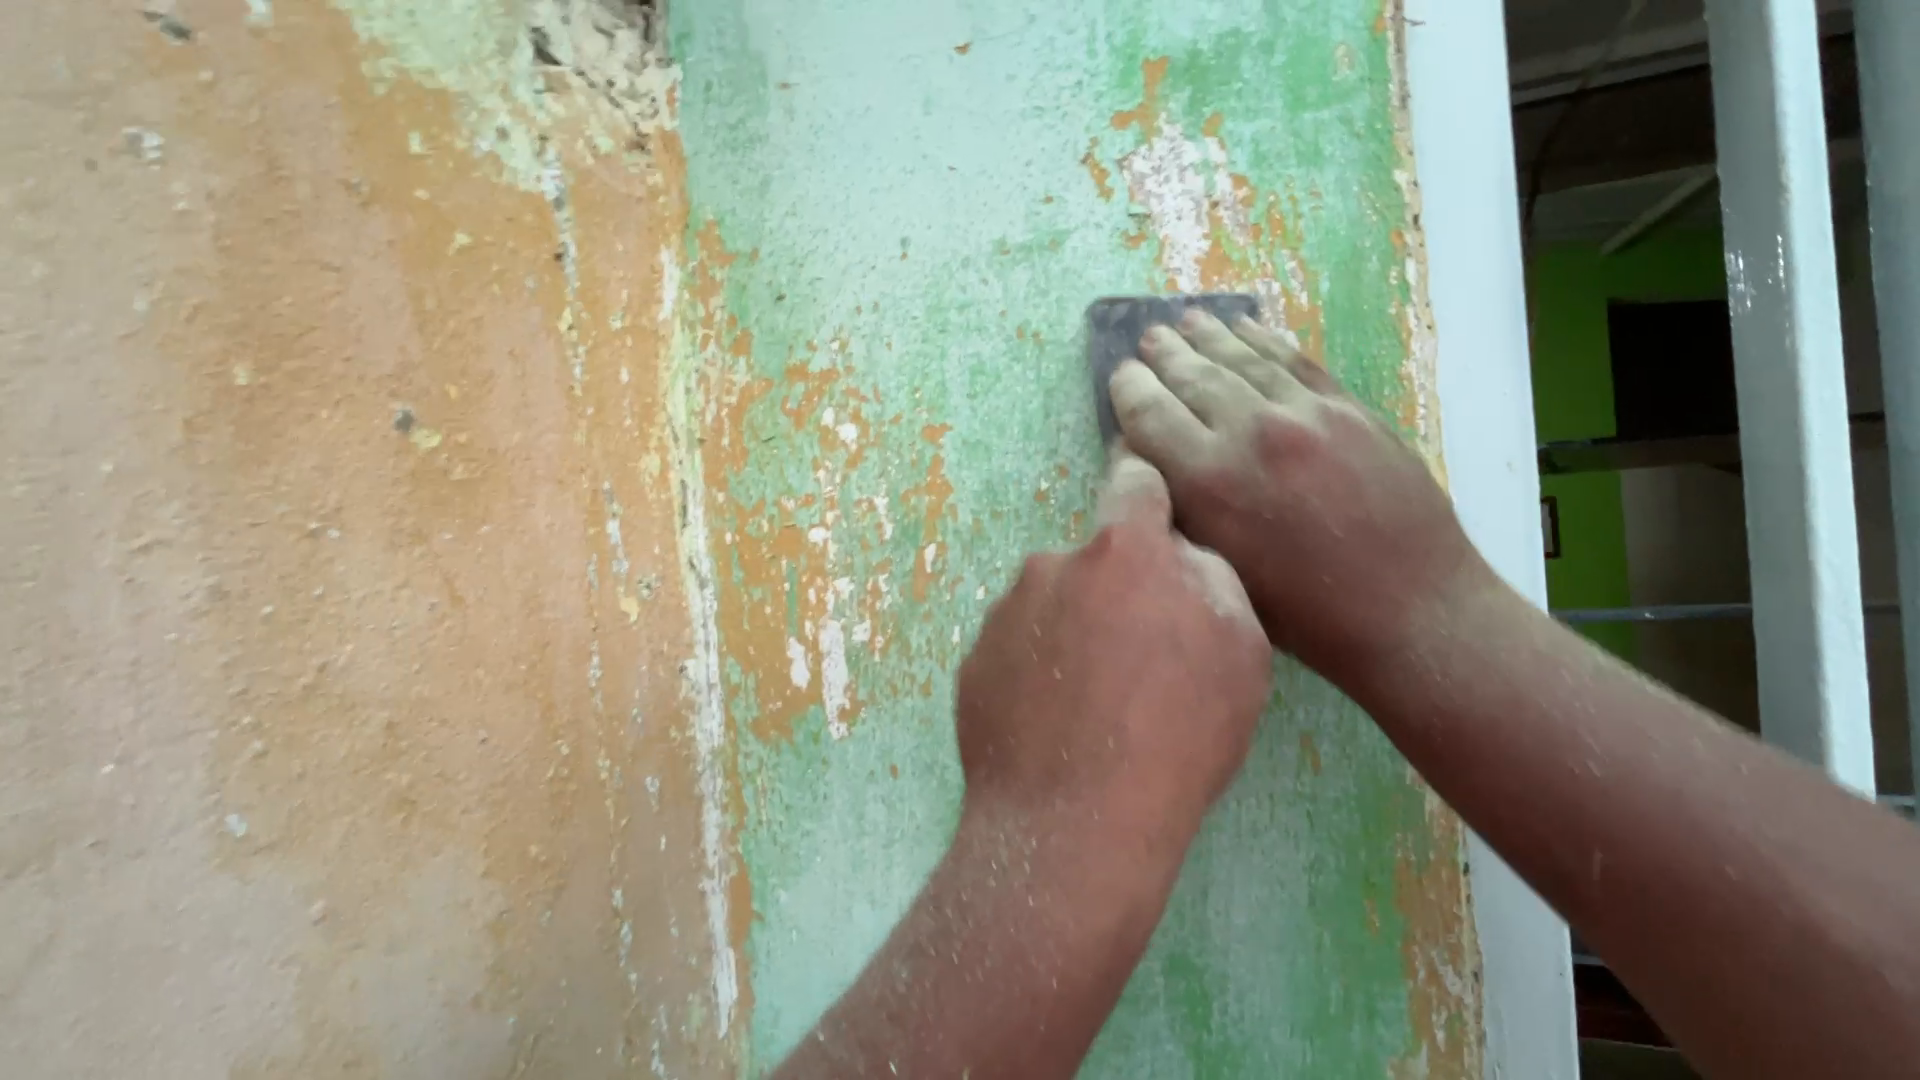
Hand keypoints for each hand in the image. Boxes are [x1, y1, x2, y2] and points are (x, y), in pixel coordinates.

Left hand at [955, 451, 1271, 850]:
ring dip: (1074, 628)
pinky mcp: (974, 659)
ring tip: (1095, 701)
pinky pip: (1019, 646)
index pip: (1134, 482)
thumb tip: (1178, 554)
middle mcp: (1051, 564)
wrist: (1074, 822)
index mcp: (1122, 550)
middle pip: (1095, 556)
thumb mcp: (1240, 650)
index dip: (1148, 491)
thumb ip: (1210, 578)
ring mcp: (1004, 613)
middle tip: (1138, 654)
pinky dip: (1038, 667)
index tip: (1151, 508)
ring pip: (1053, 602)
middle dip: (1117, 585)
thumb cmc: (1177, 735)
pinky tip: (1056, 721)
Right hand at [1109, 310, 1487, 688]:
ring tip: (1187, 320)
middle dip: (1163, 356)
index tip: (1120, 375)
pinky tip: (1247, 327)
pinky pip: (1295, 361)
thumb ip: (1177, 507)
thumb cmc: (1300, 612)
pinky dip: (1265, 340)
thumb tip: (1148, 456)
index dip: (1129, 389)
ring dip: (1210, 337)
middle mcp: (1251, 434)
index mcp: (1208, 482)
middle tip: (1147, 340)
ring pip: (1243, 360)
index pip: (1150, 415)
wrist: (1408, 609)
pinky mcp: (1349, 409)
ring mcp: (1306, 415)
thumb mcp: (1217, 569)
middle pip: (1193, 378)